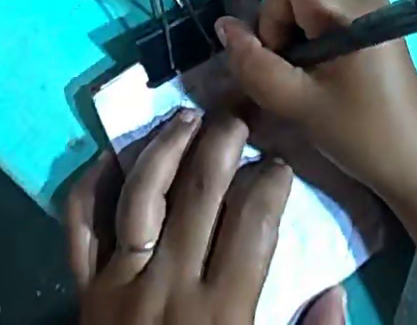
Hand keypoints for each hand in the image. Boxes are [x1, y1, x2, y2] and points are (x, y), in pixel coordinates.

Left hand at [68, 110, 347, 323]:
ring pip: (143, 191)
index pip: (255, 219)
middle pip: (201, 189)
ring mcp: (119, 285)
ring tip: (189, 116)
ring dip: (168, 144)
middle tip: (241, 112)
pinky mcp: (83, 292)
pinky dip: (91, 184)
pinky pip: (80, 226)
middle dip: (226, 138)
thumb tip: (335, 292)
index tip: (281, 165)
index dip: (273, 180)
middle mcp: (169, 286)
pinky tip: (112, 154)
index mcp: (222, 313)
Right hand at [216, 0, 416, 202]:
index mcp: (352, 6)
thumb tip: (224, 25)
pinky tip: (322, 72)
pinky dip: (310, 36)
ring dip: (292, 33)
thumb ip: (255, 64)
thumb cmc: (360, 132)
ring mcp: (370, 6)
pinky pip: (324, 12)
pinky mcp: (371, 21)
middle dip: (279, 26)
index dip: (271, 19)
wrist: (416, 159)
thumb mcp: (297, 103)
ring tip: (307, 77)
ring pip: (307, 0)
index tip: (282, 64)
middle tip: (292, 73)